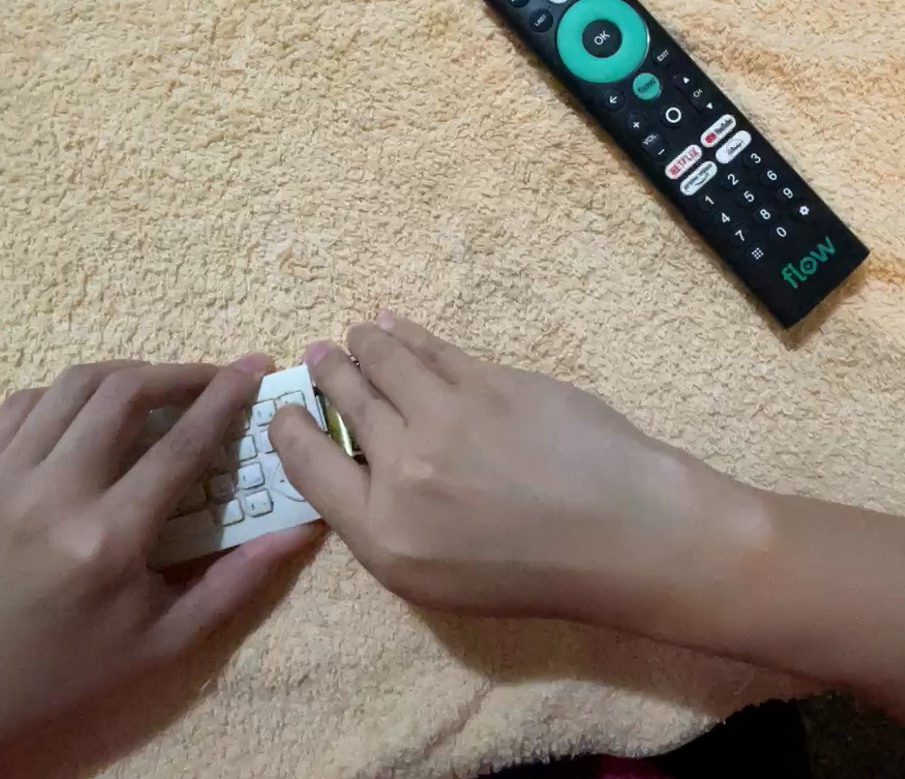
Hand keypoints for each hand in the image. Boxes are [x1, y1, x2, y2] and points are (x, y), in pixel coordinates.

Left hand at [0, 357, 319, 769]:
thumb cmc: (65, 680)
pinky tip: (90, 413)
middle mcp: (53, 496)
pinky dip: (68, 394)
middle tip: (212, 379)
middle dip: (180, 372)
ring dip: (127, 374)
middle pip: (125, 392)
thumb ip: (239, 581)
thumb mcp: (166, 647)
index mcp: (109, 540)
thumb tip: (304, 528)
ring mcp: (0, 482)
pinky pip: (22, 404)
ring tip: (157, 389)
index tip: (255, 365)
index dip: (227, 395)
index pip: (183, 442)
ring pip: (73, 385)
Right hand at [271, 314, 756, 627]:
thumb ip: (391, 525)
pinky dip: (407, 334)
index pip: (311, 469)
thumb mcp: (440, 580)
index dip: (289, 432)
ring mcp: (446, 414)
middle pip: (349, 405)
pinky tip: (394, 324)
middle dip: (328, 374)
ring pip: (387, 364)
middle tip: (318, 354)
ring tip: (353, 334)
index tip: (282, 411)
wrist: (621, 530)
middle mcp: (403, 467)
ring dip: (364, 345)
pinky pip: (434, 350)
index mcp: (384, 532)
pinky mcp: (488, 379)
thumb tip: (365, 469)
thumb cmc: (535, 571)